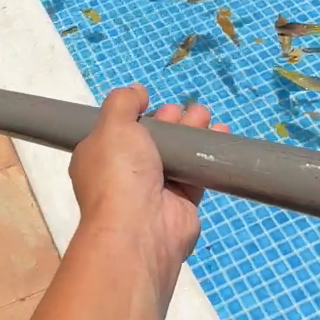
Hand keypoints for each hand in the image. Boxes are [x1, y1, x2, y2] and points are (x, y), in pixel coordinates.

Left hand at [68, 84, 228, 297]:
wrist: (139, 228)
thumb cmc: (118, 172)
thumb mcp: (112, 125)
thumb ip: (123, 102)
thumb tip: (137, 90)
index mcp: (98, 156)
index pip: (117, 130)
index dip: (135, 113)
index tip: (150, 101)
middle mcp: (123, 173)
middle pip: (150, 139)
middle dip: (168, 120)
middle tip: (186, 107)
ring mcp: (153, 189)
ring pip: (175, 154)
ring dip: (190, 132)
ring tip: (204, 115)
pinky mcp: (181, 203)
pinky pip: (196, 172)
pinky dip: (208, 154)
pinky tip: (220, 135)